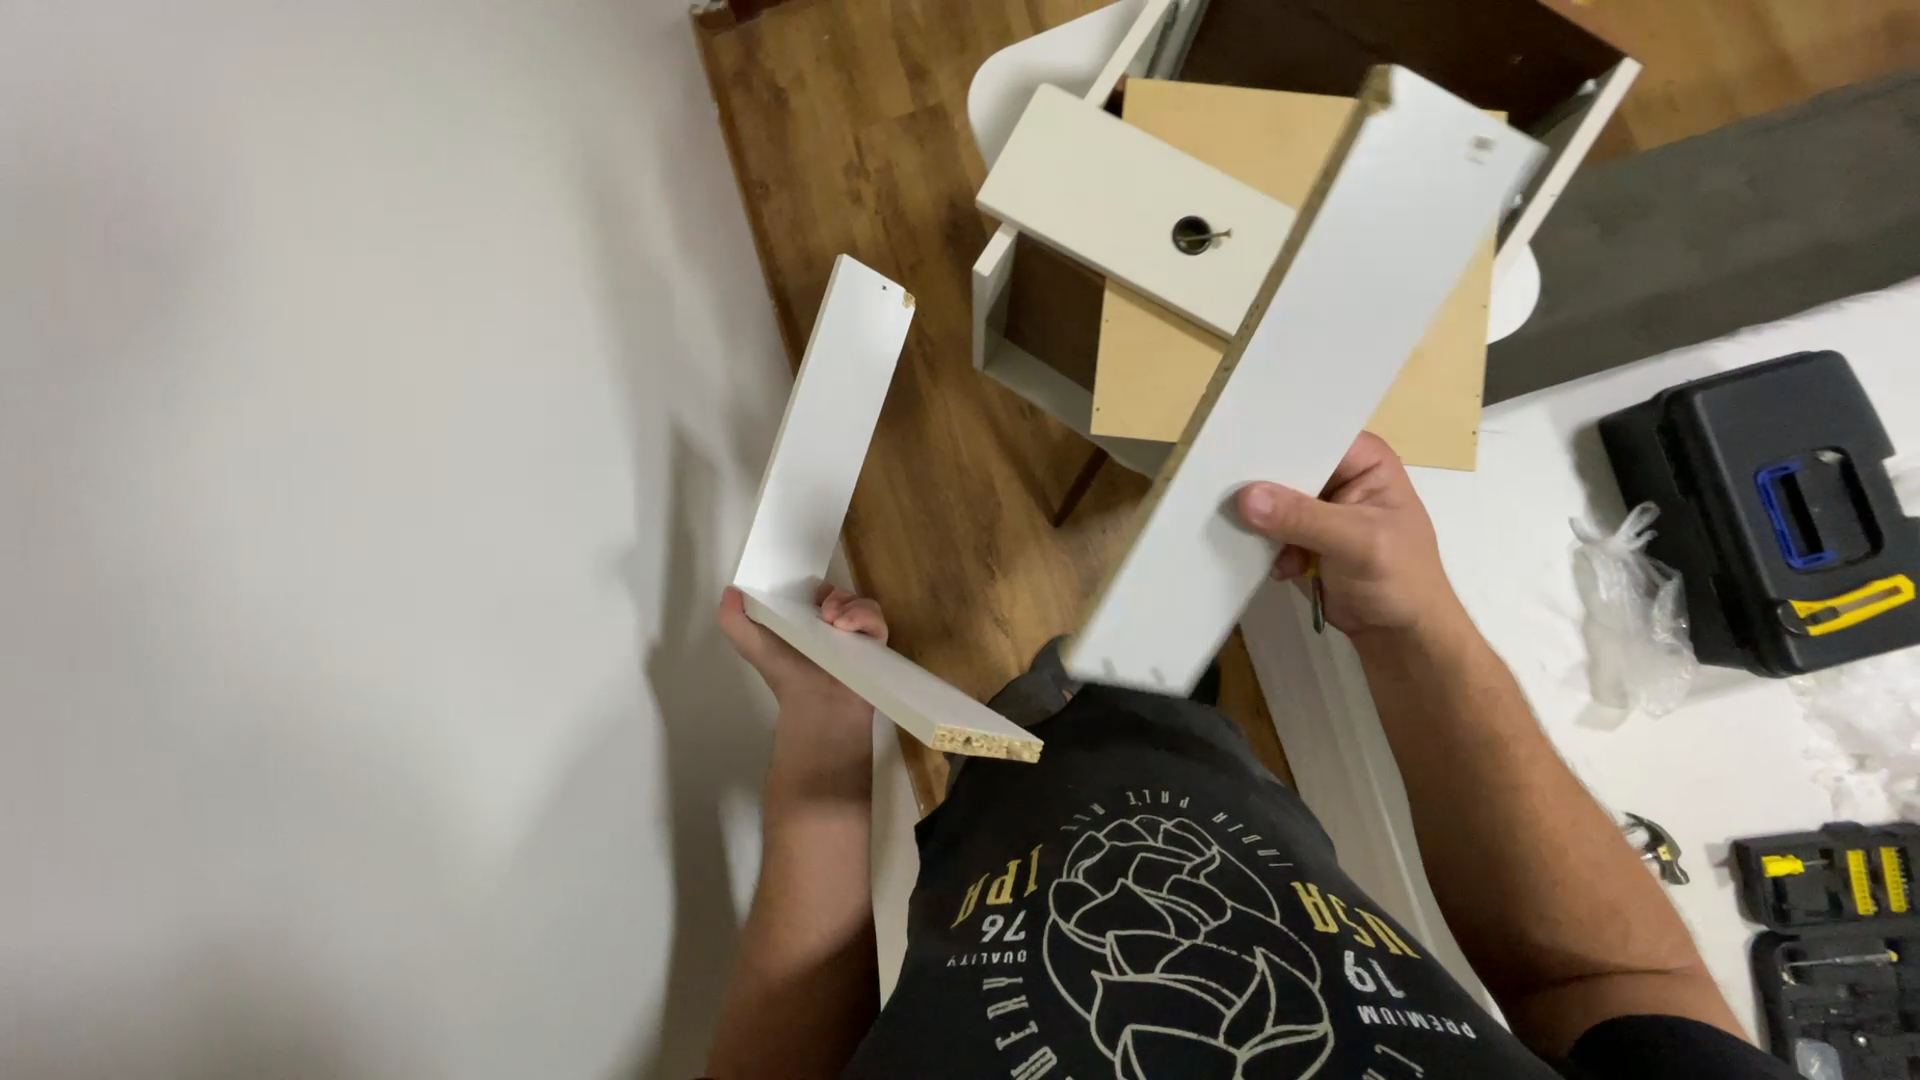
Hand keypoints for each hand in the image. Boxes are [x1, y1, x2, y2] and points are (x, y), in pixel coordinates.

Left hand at [718, 583, 886, 718]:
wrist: (817, 707)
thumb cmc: (786, 676)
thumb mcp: (752, 646)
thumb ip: (734, 620)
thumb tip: (729, 590)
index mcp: (808, 626)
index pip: (820, 594)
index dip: (817, 588)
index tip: (810, 594)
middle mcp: (835, 629)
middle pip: (843, 595)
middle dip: (835, 596)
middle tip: (823, 611)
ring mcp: (857, 637)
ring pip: (862, 603)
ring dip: (849, 605)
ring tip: (834, 623)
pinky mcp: (876, 645)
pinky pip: (877, 619)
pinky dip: (864, 617)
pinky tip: (847, 629)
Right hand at [1234, 432, 1466, 640]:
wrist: (1396, 632)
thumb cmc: (1400, 579)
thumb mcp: (1357, 542)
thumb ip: (1303, 518)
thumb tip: (1246, 497)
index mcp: (1363, 460)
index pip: (1312, 436)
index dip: (1277, 441)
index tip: (1236, 450)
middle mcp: (1336, 475)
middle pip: (1283, 466)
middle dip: (1259, 484)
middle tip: (1227, 495)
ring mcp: (1314, 507)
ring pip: (1268, 499)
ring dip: (1258, 522)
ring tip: (1261, 542)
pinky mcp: (1297, 535)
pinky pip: (1264, 528)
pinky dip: (1263, 546)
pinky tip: (1282, 568)